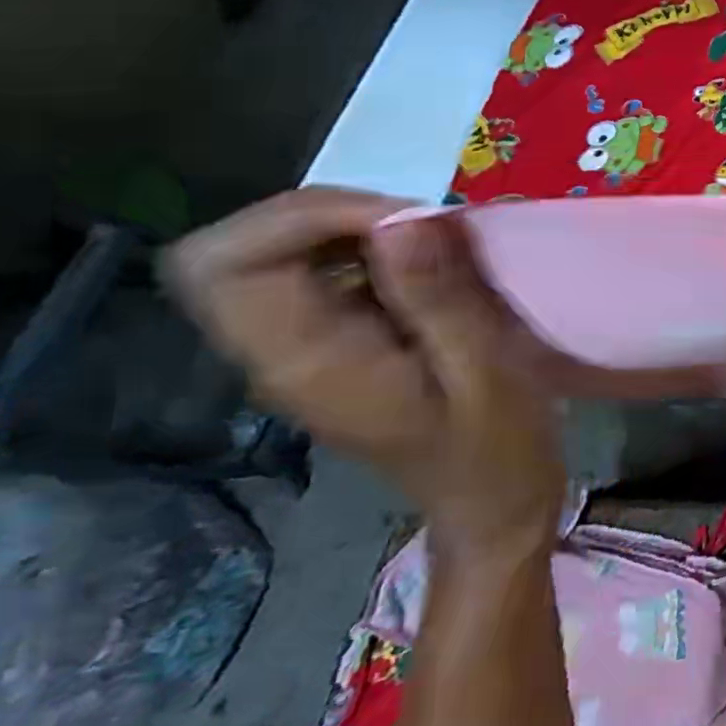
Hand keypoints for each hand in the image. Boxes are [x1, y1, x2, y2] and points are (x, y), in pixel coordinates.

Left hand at [164, 188, 715, 548]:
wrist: (494, 509)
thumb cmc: (499, 452)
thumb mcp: (487, 375)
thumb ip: (441, 299)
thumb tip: (404, 218)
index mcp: (305, 364)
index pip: (226, 262)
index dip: (302, 218)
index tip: (400, 223)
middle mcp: (282, 352)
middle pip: (240, 248)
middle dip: (329, 217)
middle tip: (420, 229)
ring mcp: (305, 349)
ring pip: (283, 253)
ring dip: (357, 231)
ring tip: (439, 247)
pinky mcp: (336, 346)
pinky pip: (326, 274)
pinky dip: (374, 253)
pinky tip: (436, 272)